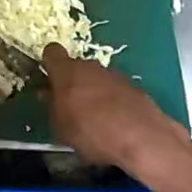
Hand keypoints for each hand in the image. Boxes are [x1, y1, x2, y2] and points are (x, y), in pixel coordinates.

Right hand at [42, 43, 191, 176]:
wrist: (143, 138)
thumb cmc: (92, 132)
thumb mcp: (60, 126)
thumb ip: (52, 106)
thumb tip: (47, 94)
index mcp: (67, 71)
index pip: (52, 52)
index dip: (49, 63)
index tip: (48, 79)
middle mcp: (90, 66)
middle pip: (76, 67)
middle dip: (72, 83)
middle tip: (70, 106)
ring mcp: (115, 75)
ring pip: (97, 78)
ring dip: (93, 92)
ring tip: (95, 120)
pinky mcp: (134, 88)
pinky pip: (115, 90)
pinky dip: (113, 102)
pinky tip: (115, 124)